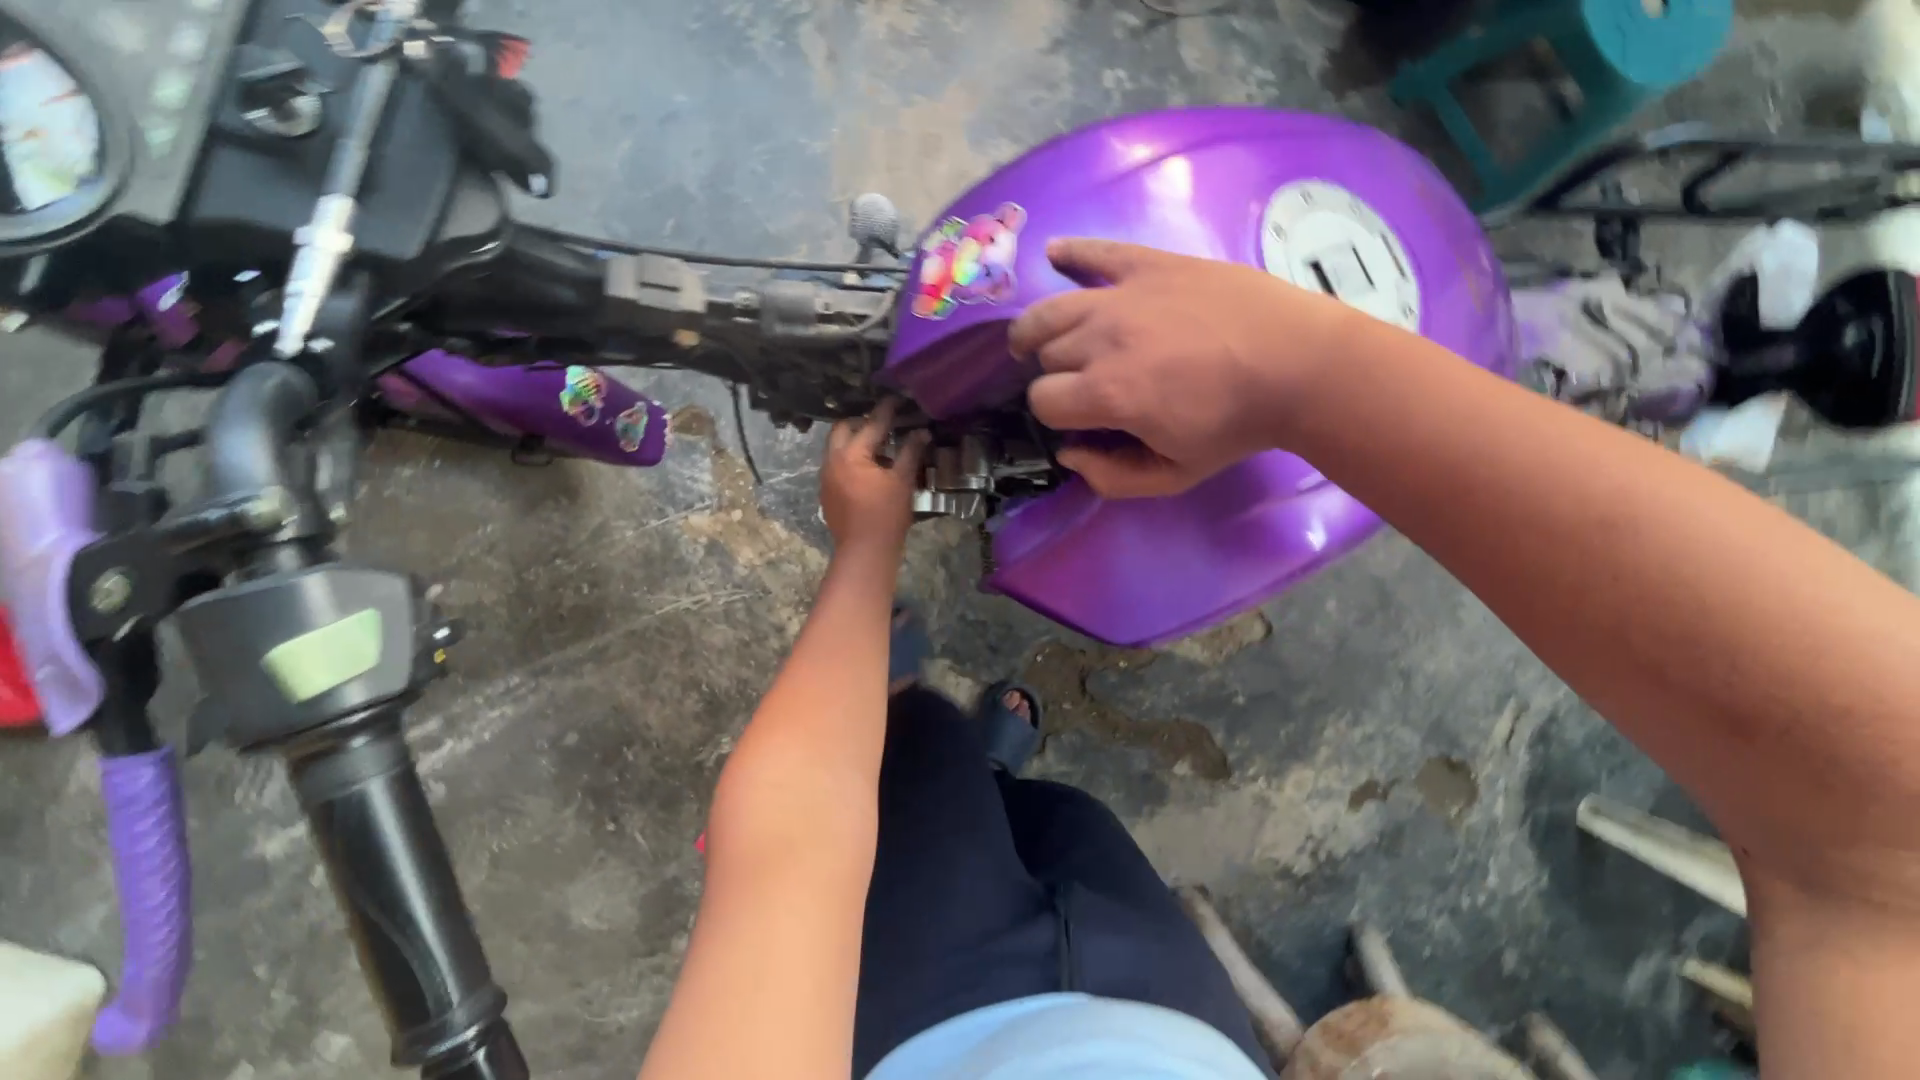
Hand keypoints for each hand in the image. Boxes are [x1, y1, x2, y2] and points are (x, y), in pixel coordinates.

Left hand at [820, 400, 929, 551]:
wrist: (864, 552)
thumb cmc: (886, 515)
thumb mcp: (902, 481)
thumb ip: (910, 453)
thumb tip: (922, 432)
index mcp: (851, 454)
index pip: (871, 424)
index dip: (886, 410)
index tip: (897, 399)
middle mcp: (832, 460)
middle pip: (842, 429)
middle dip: (861, 422)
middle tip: (883, 423)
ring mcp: (825, 477)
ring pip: (836, 447)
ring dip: (854, 441)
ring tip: (877, 447)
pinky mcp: (826, 492)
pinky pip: (835, 465)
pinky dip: (849, 460)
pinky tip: (867, 471)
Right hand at [1009, 238, 1359, 497]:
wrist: (1300, 366)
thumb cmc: (1237, 426)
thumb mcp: (1176, 475)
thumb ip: (1111, 477)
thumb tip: (1068, 454)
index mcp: (1107, 393)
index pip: (1042, 401)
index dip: (1053, 414)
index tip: (1076, 418)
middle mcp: (1102, 338)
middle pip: (1046, 354)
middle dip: (1053, 374)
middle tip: (1077, 383)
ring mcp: (1123, 295)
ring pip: (1052, 309)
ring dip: (1038, 329)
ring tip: (1040, 340)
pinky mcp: (1151, 264)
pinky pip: (1096, 252)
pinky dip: (1069, 253)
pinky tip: (1054, 256)